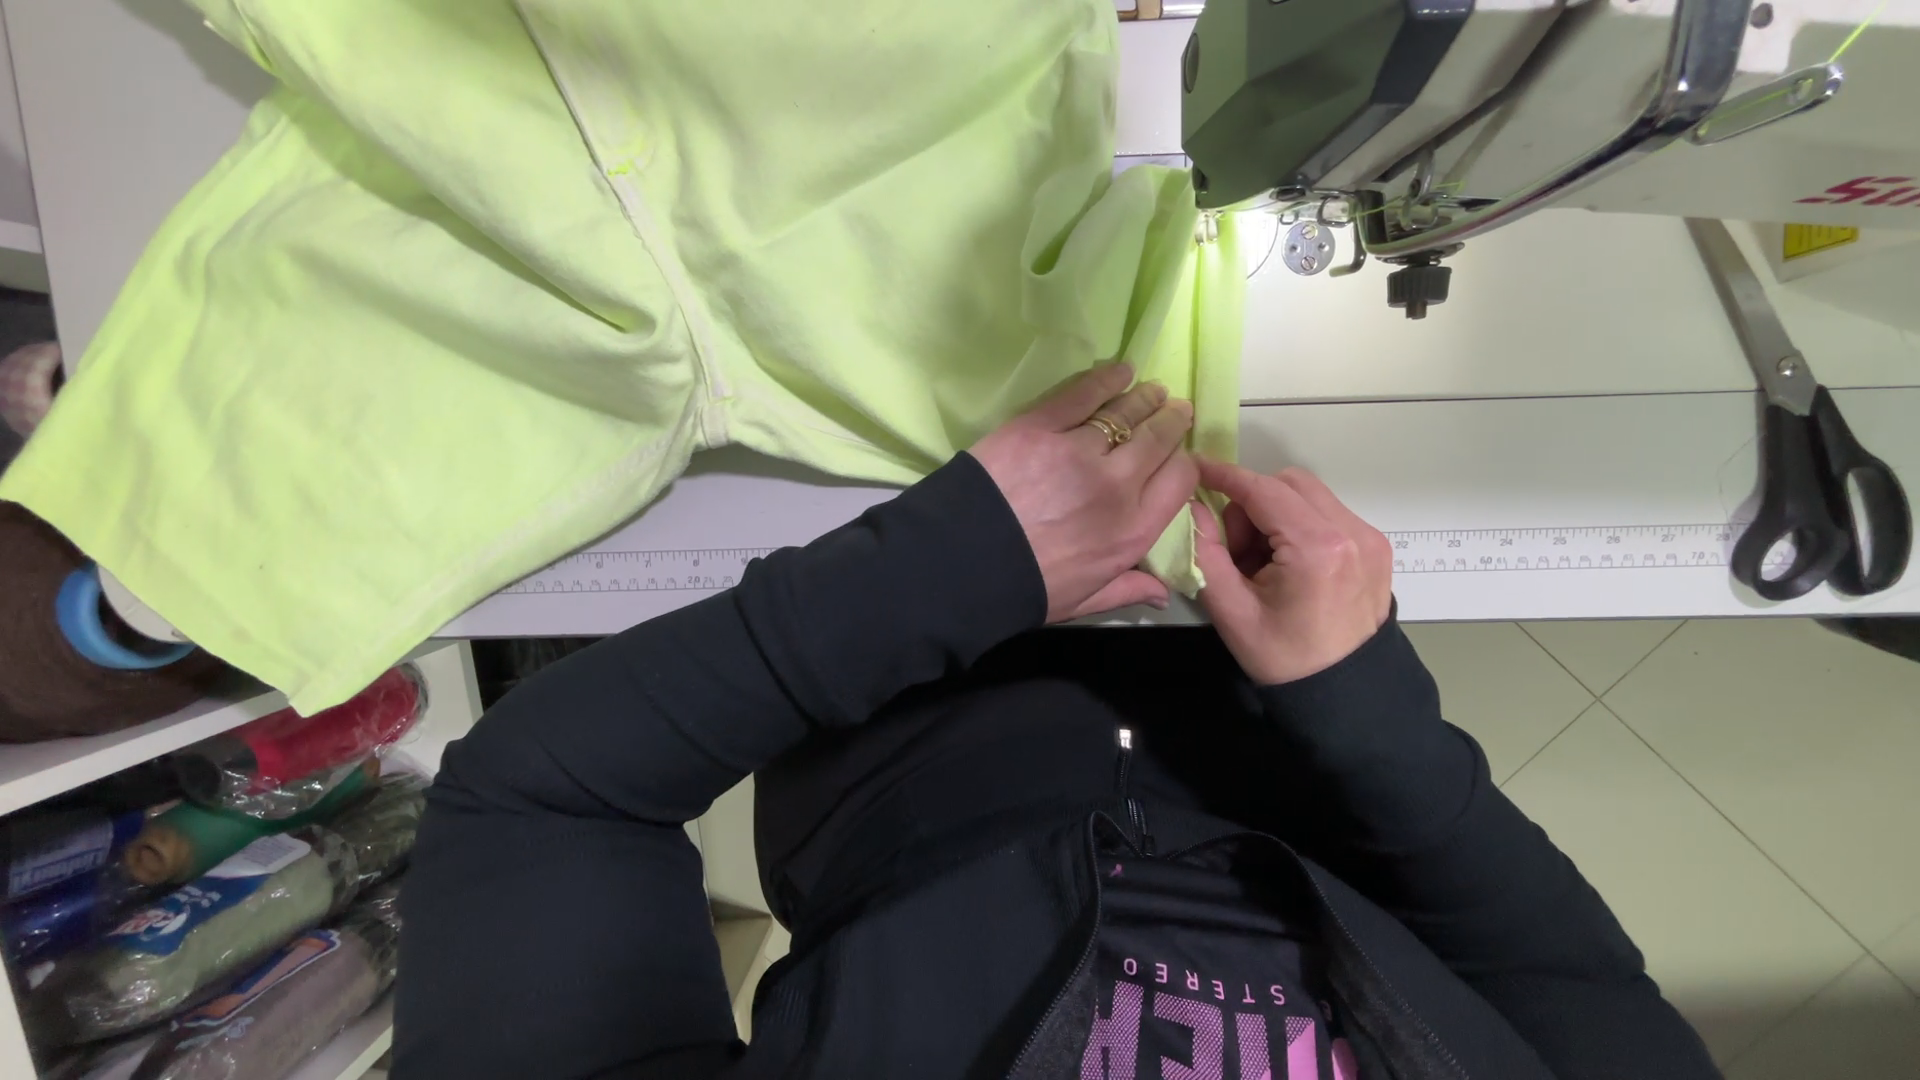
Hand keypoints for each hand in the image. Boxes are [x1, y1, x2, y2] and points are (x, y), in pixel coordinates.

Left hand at [968, 364, 1196, 622]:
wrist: (961, 565)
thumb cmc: (1025, 589)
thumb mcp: (1083, 600)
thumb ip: (1126, 589)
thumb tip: (1163, 593)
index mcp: (1132, 531)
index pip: (1180, 480)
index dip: (1183, 461)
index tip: (1177, 453)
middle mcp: (1117, 486)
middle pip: (1158, 439)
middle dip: (1170, 420)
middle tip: (1173, 408)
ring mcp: (1078, 452)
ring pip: (1124, 412)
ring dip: (1143, 398)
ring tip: (1150, 390)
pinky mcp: (1040, 427)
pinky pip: (1081, 395)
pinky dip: (1104, 379)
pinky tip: (1118, 371)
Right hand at [1191, 459, 1392, 684]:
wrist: (1343, 694)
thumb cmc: (1282, 656)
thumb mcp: (1229, 609)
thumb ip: (1205, 552)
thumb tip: (1192, 508)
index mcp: (1316, 548)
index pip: (1264, 490)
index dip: (1226, 476)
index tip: (1196, 468)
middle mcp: (1351, 532)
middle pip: (1289, 483)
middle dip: (1253, 502)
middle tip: (1234, 546)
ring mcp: (1370, 539)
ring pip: (1310, 495)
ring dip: (1276, 513)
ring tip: (1261, 560)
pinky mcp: (1376, 548)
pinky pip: (1328, 515)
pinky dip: (1299, 525)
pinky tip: (1287, 564)